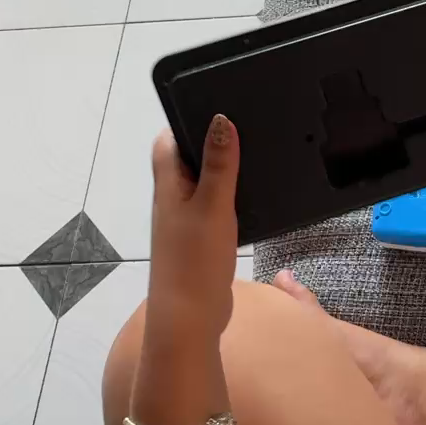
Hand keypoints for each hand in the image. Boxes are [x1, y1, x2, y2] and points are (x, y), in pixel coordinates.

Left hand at [147, 115, 240, 338]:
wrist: (190, 321)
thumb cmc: (195, 260)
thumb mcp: (211, 206)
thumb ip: (218, 164)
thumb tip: (220, 118)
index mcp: (169, 187)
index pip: (168, 142)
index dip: (186, 120)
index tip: (216, 103)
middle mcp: (174, 200)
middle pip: (188, 160)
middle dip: (210, 141)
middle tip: (247, 124)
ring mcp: (187, 222)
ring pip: (204, 183)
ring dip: (224, 169)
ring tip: (258, 153)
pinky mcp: (203, 241)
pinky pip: (217, 206)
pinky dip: (232, 195)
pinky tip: (255, 195)